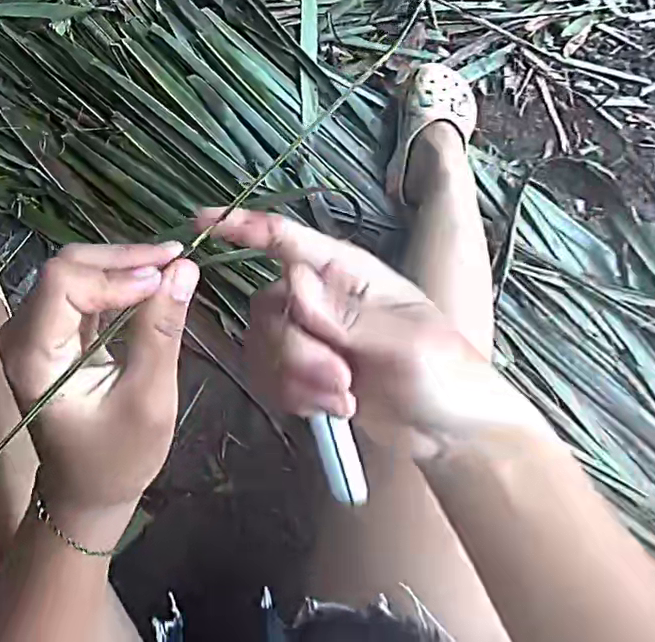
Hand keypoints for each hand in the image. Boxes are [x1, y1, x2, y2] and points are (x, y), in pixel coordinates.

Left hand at [0, 241, 199, 545]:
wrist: (85, 491)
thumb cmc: (116, 459)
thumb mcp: (148, 400)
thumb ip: (161, 331)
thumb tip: (184, 268)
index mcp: (32, 357)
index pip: (63, 284)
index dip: (114, 272)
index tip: (163, 278)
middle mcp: (20, 333)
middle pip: (67, 267)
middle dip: (123, 259)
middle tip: (176, 259)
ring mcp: (31, 327)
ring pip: (75, 269)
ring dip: (122, 263)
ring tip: (170, 266)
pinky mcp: (48, 325)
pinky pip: (81, 284)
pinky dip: (116, 278)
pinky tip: (150, 281)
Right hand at [198, 208, 548, 461]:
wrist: (451, 434)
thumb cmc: (445, 372)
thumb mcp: (406, 342)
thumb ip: (346, 314)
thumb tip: (292, 281)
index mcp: (344, 270)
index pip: (284, 238)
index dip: (242, 225)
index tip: (202, 221)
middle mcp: (317, 295)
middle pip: (267, 307)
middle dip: (295, 351)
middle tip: (340, 380)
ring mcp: (306, 333)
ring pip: (263, 344)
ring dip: (298, 379)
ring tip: (345, 397)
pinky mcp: (300, 369)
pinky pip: (267, 376)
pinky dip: (296, 397)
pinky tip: (334, 409)